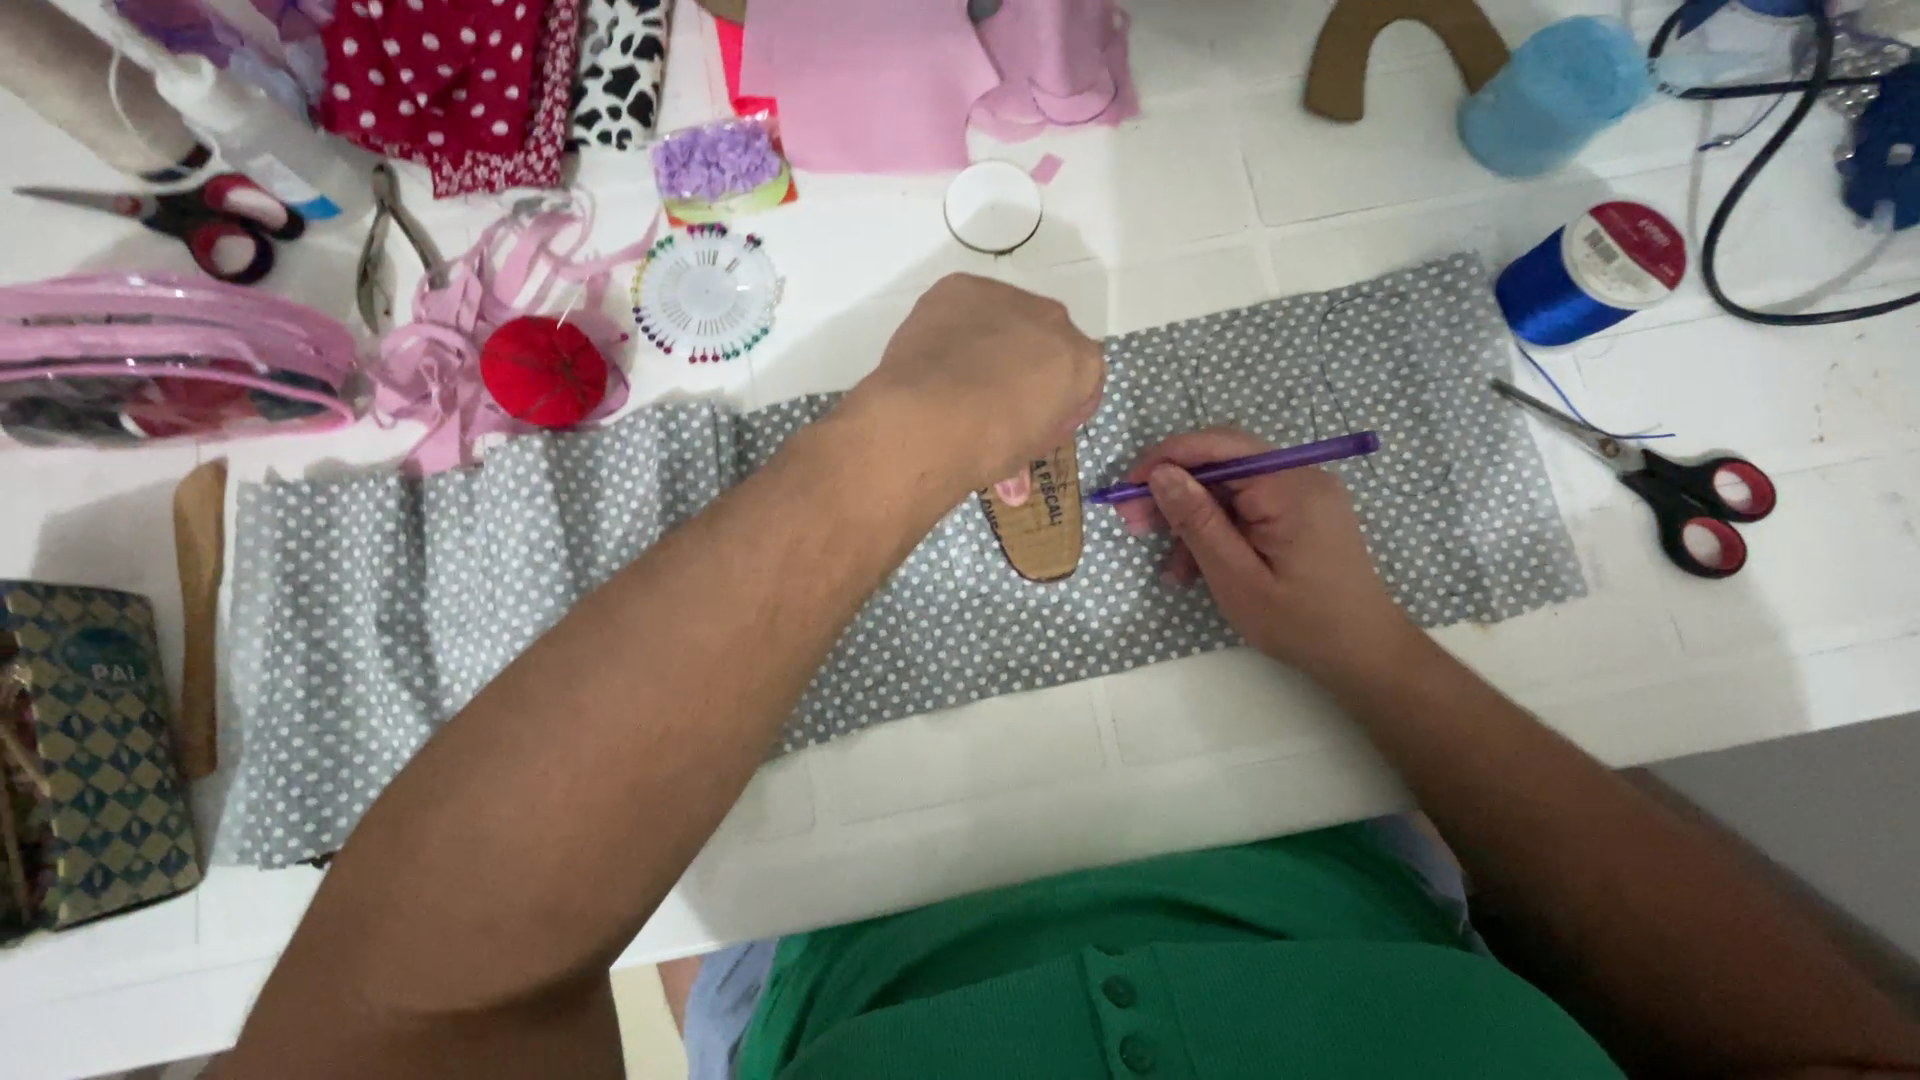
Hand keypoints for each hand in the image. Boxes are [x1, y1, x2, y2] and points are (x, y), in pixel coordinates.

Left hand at [847, 274, 1104, 495]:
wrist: (929, 417)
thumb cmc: (988, 446)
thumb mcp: (1022, 457)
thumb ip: (1025, 457)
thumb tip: (1014, 489)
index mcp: (1083, 364)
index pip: (1080, 381)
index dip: (1056, 405)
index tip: (1031, 424)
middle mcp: (1055, 320)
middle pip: (1044, 342)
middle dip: (1024, 367)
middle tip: (992, 400)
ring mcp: (1007, 297)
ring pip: (1004, 318)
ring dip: (989, 342)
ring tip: (956, 380)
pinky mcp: (962, 286)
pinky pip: (964, 307)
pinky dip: (953, 327)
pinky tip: (936, 356)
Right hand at [1116, 429, 1424, 683]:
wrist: (1364, 653)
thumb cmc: (1300, 622)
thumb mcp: (1236, 576)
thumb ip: (1197, 521)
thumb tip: (1160, 473)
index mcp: (1290, 486)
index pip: (1218, 447)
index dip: (1166, 459)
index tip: (1126, 490)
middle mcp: (1300, 477)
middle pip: (1222, 464)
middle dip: (1173, 490)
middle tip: (1132, 523)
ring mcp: (1303, 495)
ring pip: (1229, 490)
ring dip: (1192, 518)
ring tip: (1167, 563)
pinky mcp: (1301, 514)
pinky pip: (1247, 509)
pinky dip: (1217, 531)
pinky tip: (1194, 567)